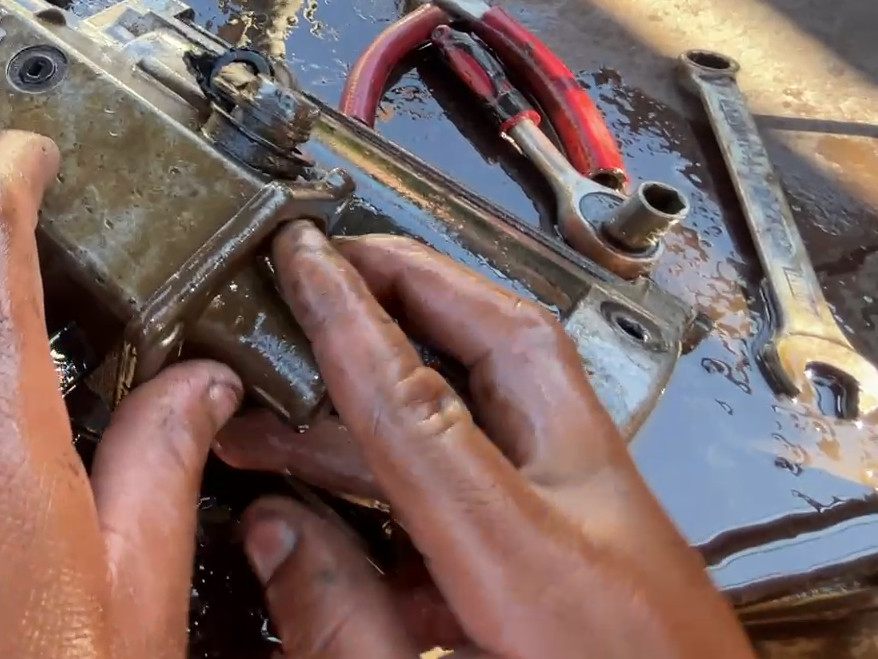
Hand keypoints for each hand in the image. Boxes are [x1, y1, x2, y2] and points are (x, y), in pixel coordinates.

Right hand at [214, 226, 752, 658]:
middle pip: (512, 346)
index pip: (423, 406)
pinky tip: (341, 470)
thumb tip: (268, 526)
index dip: (346, 318)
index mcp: (558, 582)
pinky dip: (415, 430)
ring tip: (295, 381)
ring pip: (499, 393)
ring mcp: (609, 535)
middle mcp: (599, 529)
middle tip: (329, 255)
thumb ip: (342, 627)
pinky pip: (493, 453)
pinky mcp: (592, 555)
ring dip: (393, 364)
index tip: (299, 255)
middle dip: (410, 279)